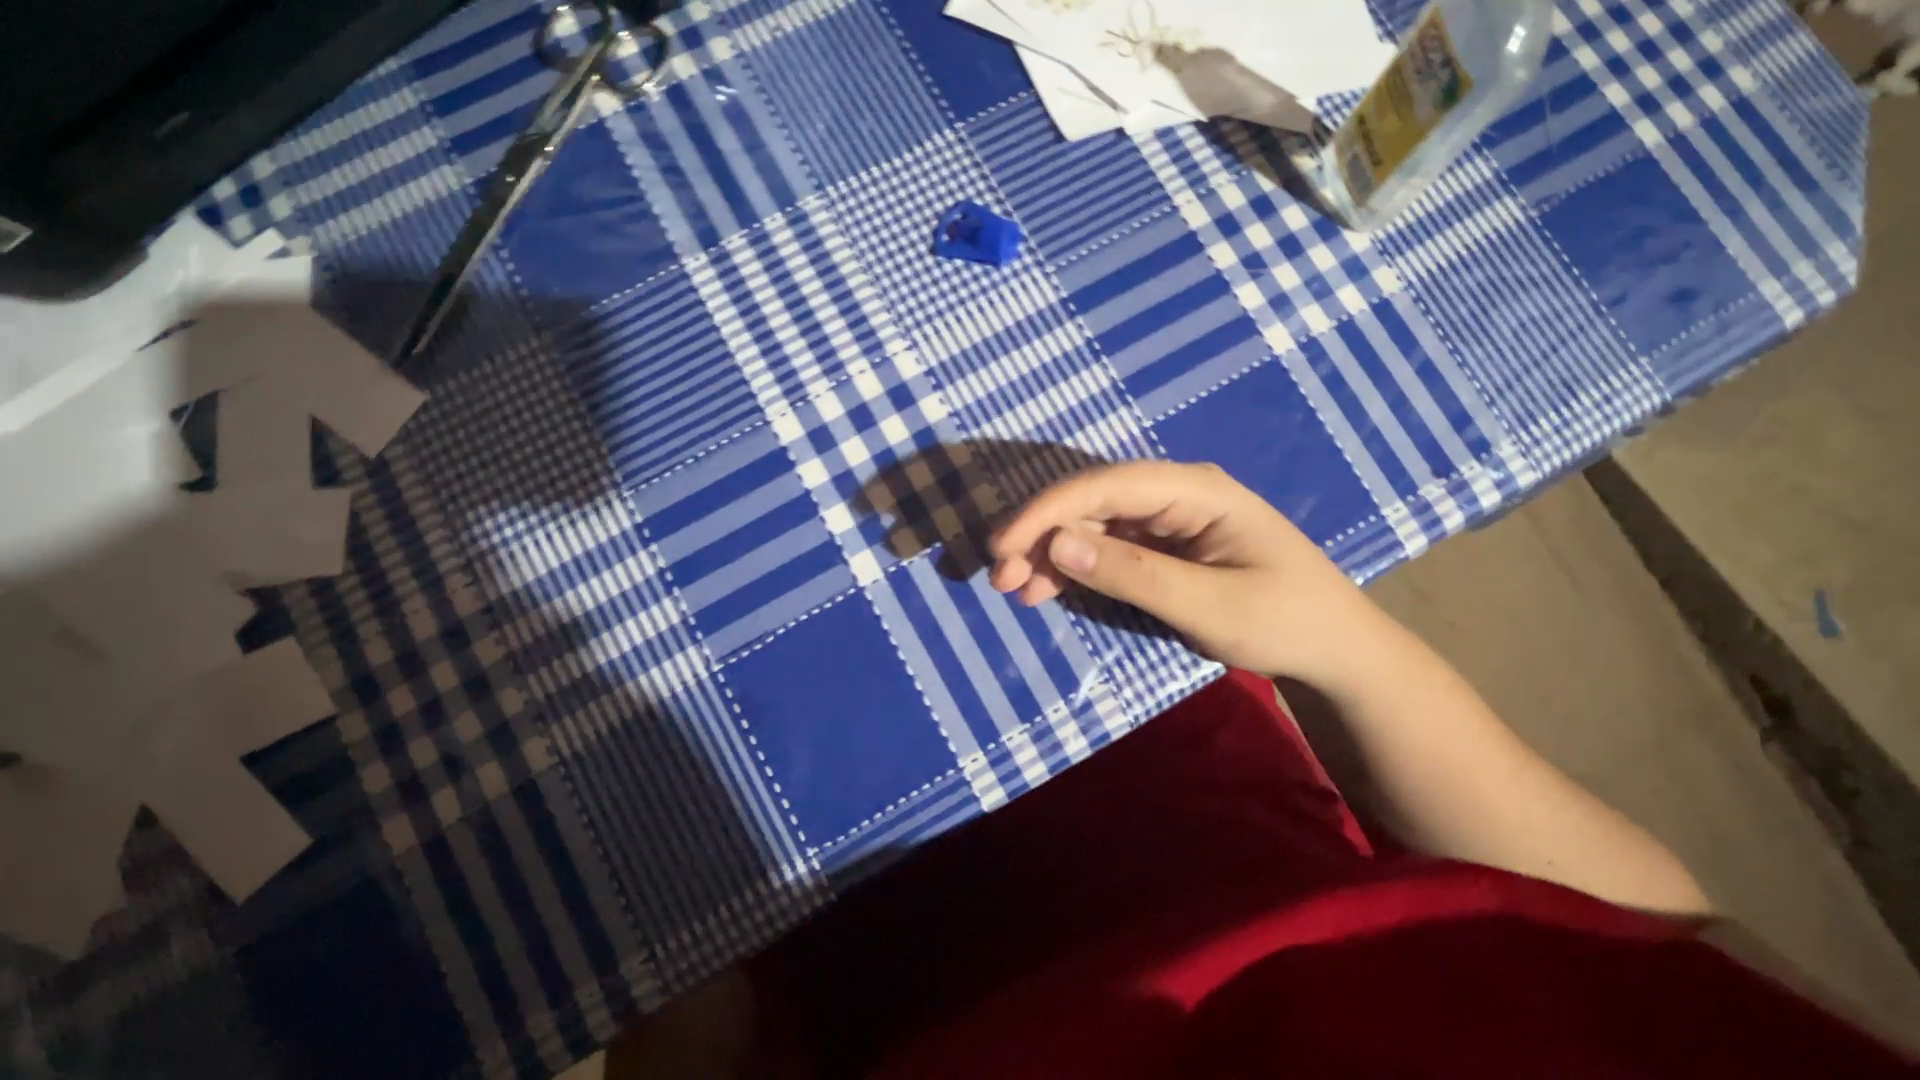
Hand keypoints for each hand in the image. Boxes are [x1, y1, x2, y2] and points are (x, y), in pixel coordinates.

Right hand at [988, 461, 1374, 682]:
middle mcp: (1178, 494)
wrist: (1334, 650)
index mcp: (1197, 490)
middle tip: (1001, 577)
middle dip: (1042, 534)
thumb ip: (1133, 574)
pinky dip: (1075, 568)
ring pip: (1094, 523)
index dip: (1048, 510)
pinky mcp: (1167, 548)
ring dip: (1052, 552)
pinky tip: (1046, 590)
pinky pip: (1109, 547)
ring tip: (1016, 589)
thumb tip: (1059, 543)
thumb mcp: (1208, 605)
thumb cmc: (1284, 622)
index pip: (1106, 484)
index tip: (1004, 545)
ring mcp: (1171, 520)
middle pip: (1094, 500)